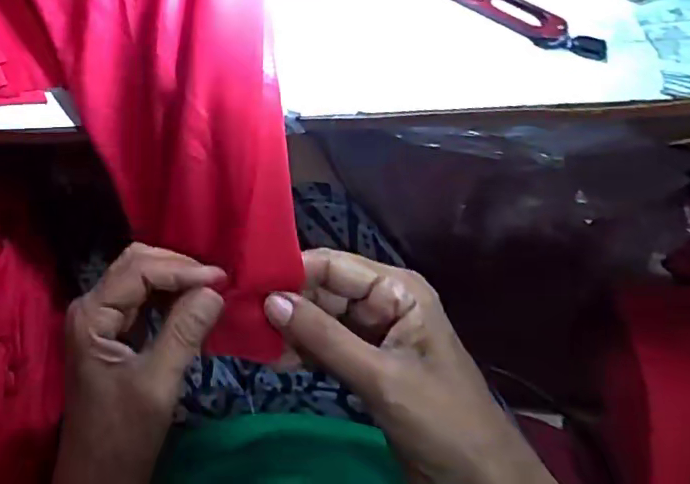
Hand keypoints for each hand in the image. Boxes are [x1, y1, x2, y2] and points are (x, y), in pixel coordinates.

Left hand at [54, 244, 226, 483]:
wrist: (96, 480)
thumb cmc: (122, 437)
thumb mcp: (157, 386)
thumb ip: (183, 334)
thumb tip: (213, 291)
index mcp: (91, 313)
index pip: (137, 270)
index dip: (179, 269)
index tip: (220, 277)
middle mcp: (89, 305)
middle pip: (133, 266)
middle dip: (175, 267)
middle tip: (216, 280)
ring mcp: (96, 318)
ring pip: (136, 279)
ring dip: (171, 279)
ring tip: (209, 287)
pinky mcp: (107, 333)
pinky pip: (137, 300)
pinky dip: (164, 297)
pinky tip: (190, 303)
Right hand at [264, 250, 553, 483]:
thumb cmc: (446, 424)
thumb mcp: (382, 379)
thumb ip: (323, 336)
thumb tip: (268, 299)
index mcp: (397, 289)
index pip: (331, 264)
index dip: (290, 270)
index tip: (247, 281)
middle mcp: (383, 301)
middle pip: (320, 288)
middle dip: (285, 302)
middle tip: (243, 314)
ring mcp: (373, 331)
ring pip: (317, 315)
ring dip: (288, 328)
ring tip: (253, 338)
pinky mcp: (365, 361)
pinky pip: (323, 342)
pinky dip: (300, 349)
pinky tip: (273, 357)